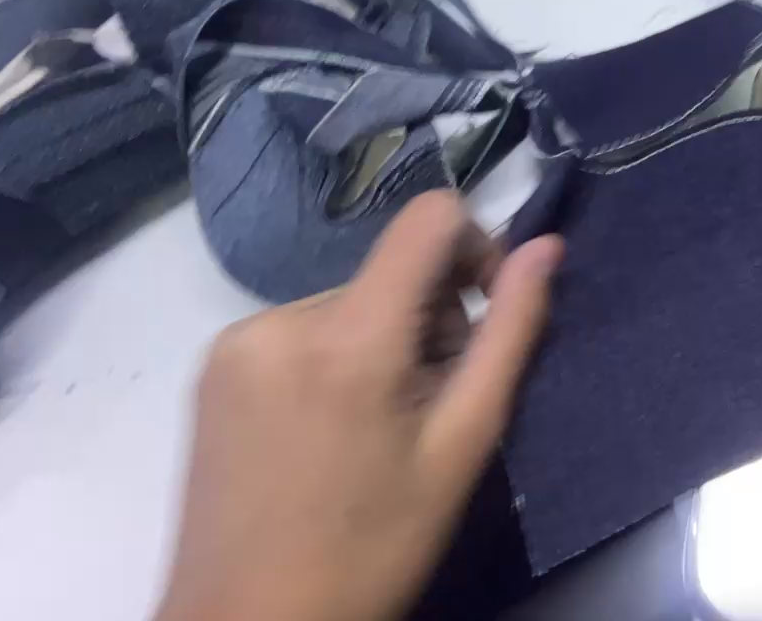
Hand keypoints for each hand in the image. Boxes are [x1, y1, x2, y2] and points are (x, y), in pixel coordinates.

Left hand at [155, 192, 560, 620]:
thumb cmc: (377, 543)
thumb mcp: (468, 435)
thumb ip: (512, 328)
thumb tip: (546, 247)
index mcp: (347, 338)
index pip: (431, 217)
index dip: (476, 248)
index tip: (481, 316)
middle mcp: (279, 319)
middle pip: (399, 267)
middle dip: (436, 317)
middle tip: (431, 401)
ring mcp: (236, 341)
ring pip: (360, 297)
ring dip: (392, 339)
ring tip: (383, 422)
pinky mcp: (215, 364)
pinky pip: (312, 323)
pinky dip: (346, 353)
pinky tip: (338, 424)